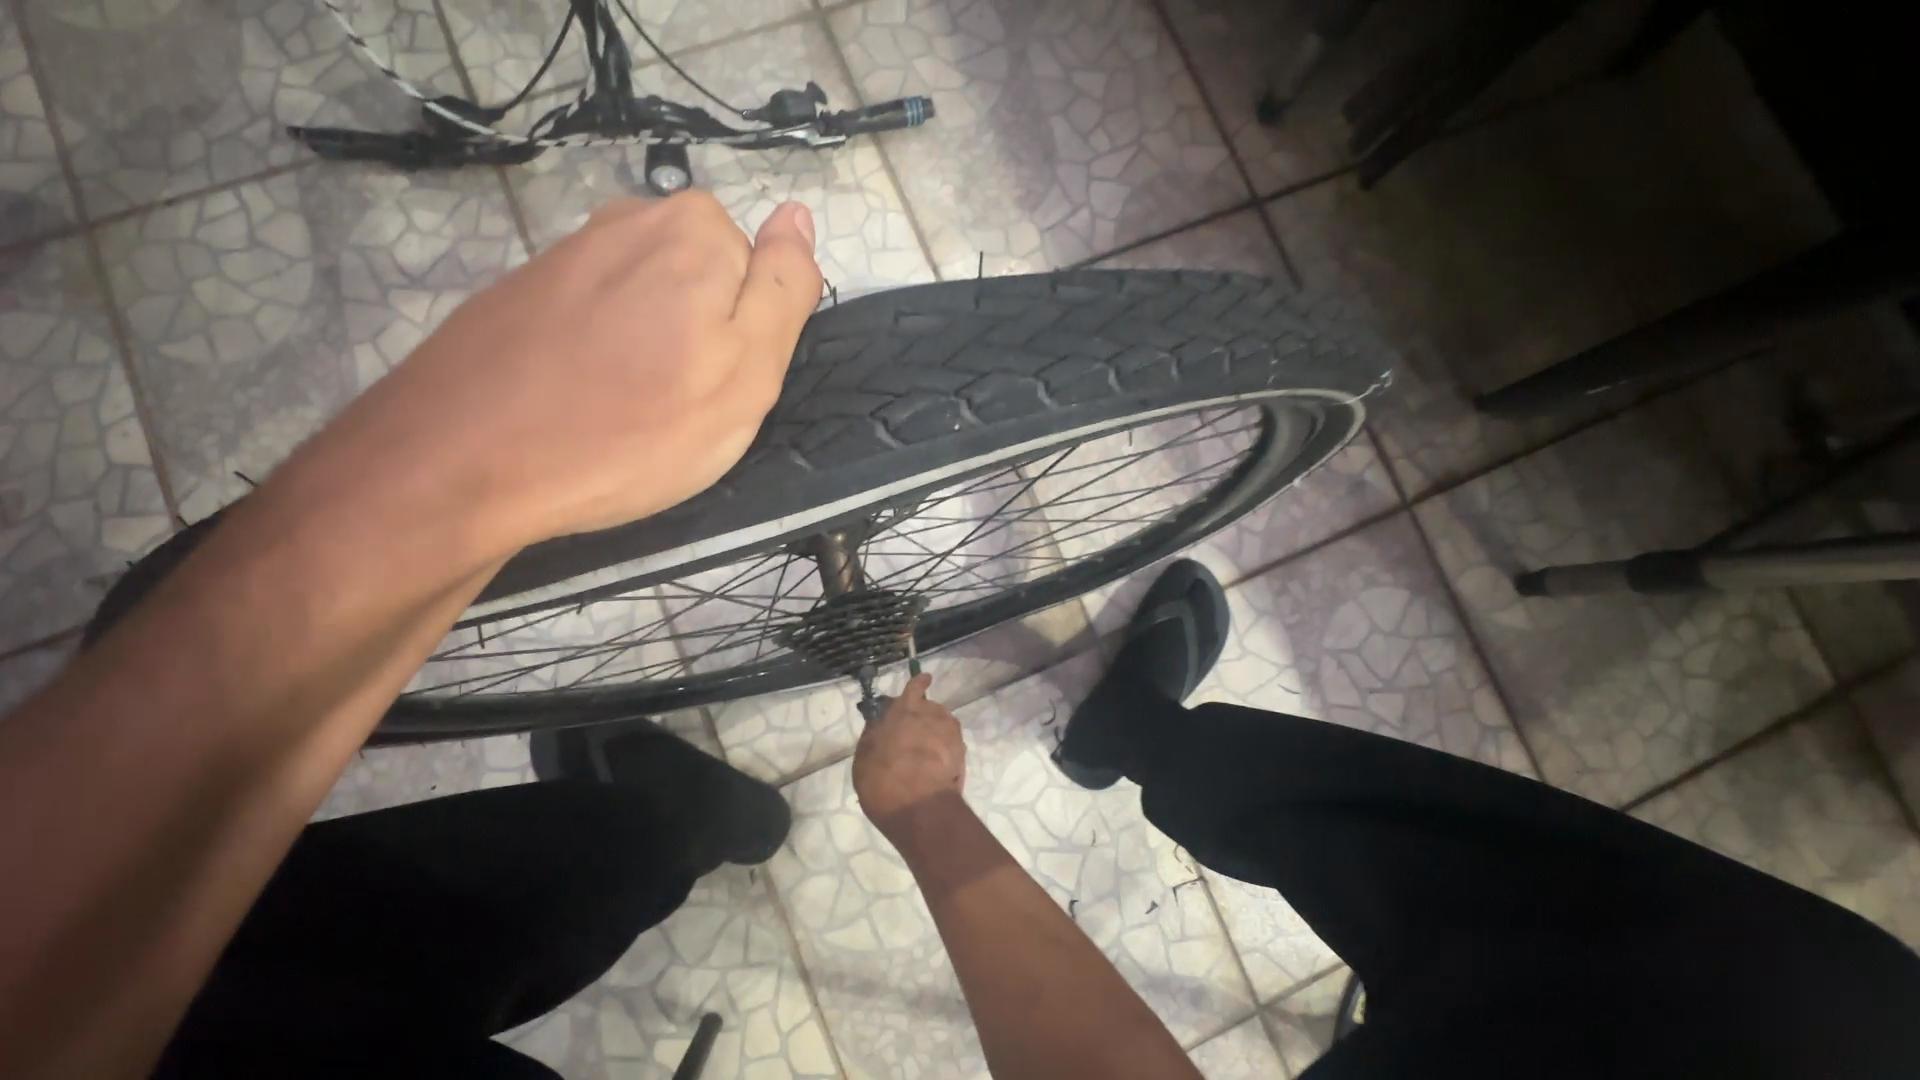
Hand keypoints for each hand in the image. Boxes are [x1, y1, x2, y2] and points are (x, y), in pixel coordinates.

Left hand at [282, 193, 822, 555]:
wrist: (466, 462)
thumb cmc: (633, 428)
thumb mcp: (747, 371)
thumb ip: (784, 288)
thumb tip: (798, 217)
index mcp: (693, 230)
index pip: (759, 273)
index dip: (750, 337)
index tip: (720, 387)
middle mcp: (628, 221)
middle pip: (704, 281)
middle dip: (702, 337)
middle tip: (680, 406)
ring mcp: (569, 253)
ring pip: (651, 301)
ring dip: (652, 350)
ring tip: (628, 410)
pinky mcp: (525, 291)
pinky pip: (597, 318)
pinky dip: (602, 356)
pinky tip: (582, 401)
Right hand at [854, 674, 966, 831]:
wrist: (918, 805)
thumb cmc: (882, 777)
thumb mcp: (865, 755)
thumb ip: (874, 734)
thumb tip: (878, 722)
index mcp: (905, 709)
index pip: (915, 687)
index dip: (919, 683)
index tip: (924, 680)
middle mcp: (932, 714)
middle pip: (930, 709)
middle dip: (924, 718)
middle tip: (912, 737)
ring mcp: (952, 734)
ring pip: (943, 728)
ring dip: (936, 736)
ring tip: (924, 757)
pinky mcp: (963, 756)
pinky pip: (951, 748)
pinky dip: (944, 754)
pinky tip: (934, 770)